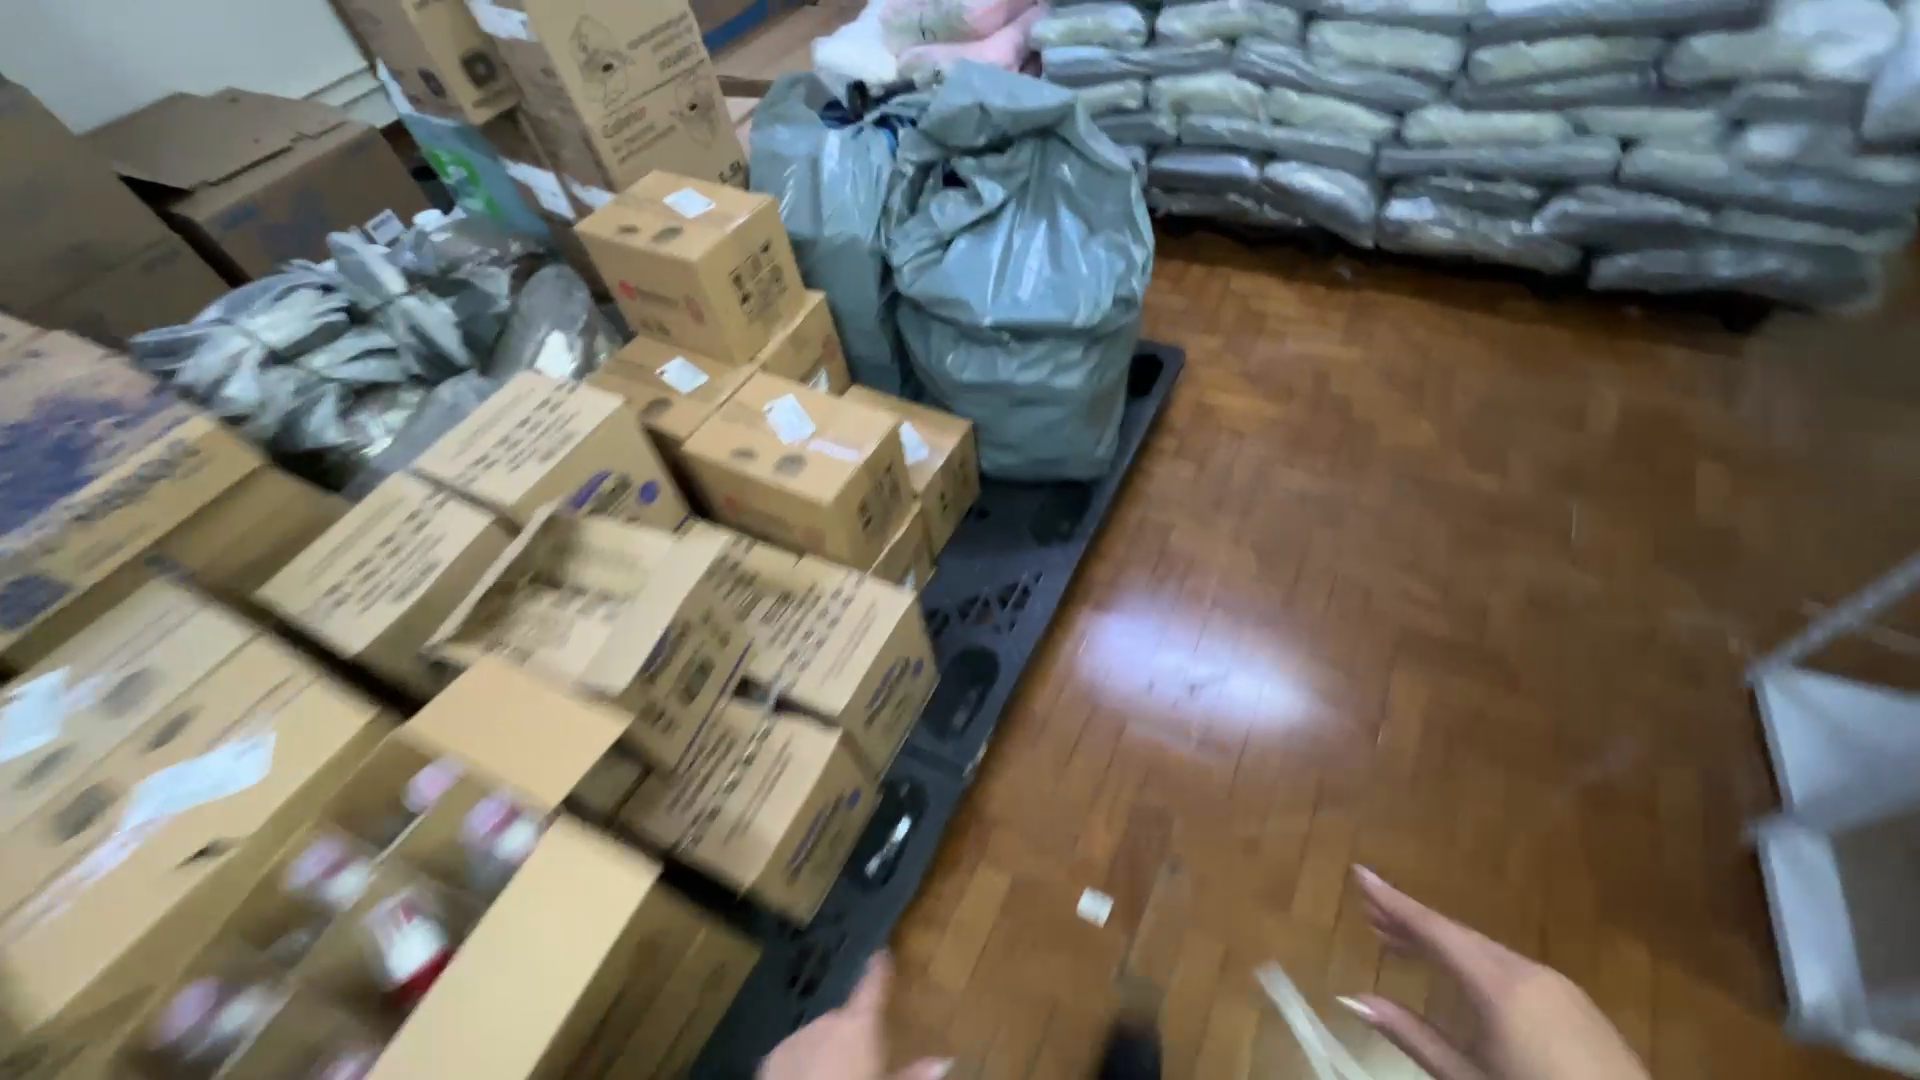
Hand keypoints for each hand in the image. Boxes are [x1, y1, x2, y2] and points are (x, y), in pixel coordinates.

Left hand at [759, 952, 951, 1079]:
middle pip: (846, 1019)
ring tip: (835, 1078)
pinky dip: (802, 1063)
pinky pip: (795, 1053)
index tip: (882, 951)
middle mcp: (828, 1019)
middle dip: (852, 1034)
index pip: (873, 986)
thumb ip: (912, 1074)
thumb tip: (944, 1061)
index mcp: (859, 1024)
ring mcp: (797, 1036)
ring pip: (819, 1037)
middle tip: (860, 1063)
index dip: (879, 968)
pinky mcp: (771, 1058)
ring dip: (827, 1050)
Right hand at [1341, 867, 1649, 1079]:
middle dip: (1412, 923)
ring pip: (1485, 951)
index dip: (1392, 900)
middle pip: (1459, 936)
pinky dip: (1474, 963)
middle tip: (1368, 917)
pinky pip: (1512, 969)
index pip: (1434, 929)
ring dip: (1442, 944)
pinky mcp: (1579, 1008)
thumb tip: (1351, 998)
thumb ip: (1412, 1035)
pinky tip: (1460, 978)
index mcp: (1499, 985)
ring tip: (1400, 944)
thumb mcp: (1468, 1079)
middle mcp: (1529, 972)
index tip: (1359, 872)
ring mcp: (1560, 988)